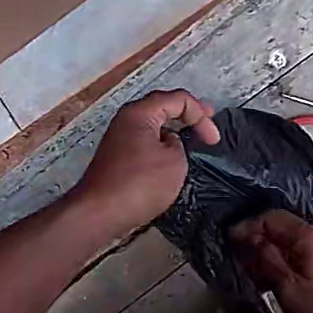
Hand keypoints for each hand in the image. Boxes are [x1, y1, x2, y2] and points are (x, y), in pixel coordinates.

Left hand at [69, 90, 220, 235]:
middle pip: (162, 106)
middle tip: (207, 121)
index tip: (213, 140)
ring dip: (173, 128)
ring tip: (191, 137)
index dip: (201, 114)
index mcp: (141, 113)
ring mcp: (118, 139)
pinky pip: (144, 141)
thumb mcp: (175, 161)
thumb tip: (168, 144)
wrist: (99, 212)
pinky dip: (161, 143)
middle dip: (187, 113)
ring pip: (152, 124)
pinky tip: (170, 157)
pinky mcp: (116, 157)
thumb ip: (179, 144)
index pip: (178, 99)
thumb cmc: (139, 184)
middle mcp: (126, 120)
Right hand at [228, 210, 312, 312]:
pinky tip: (277, 282)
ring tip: (257, 274)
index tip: (232, 239)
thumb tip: (249, 239)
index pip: (271, 218)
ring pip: (290, 242)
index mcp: (310, 237)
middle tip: (242, 257)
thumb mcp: (286, 285)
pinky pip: (300, 254)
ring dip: (270, 253)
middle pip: (281, 228)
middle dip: (258, 240)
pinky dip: (284, 262)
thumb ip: (265, 258)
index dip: (247, 227)